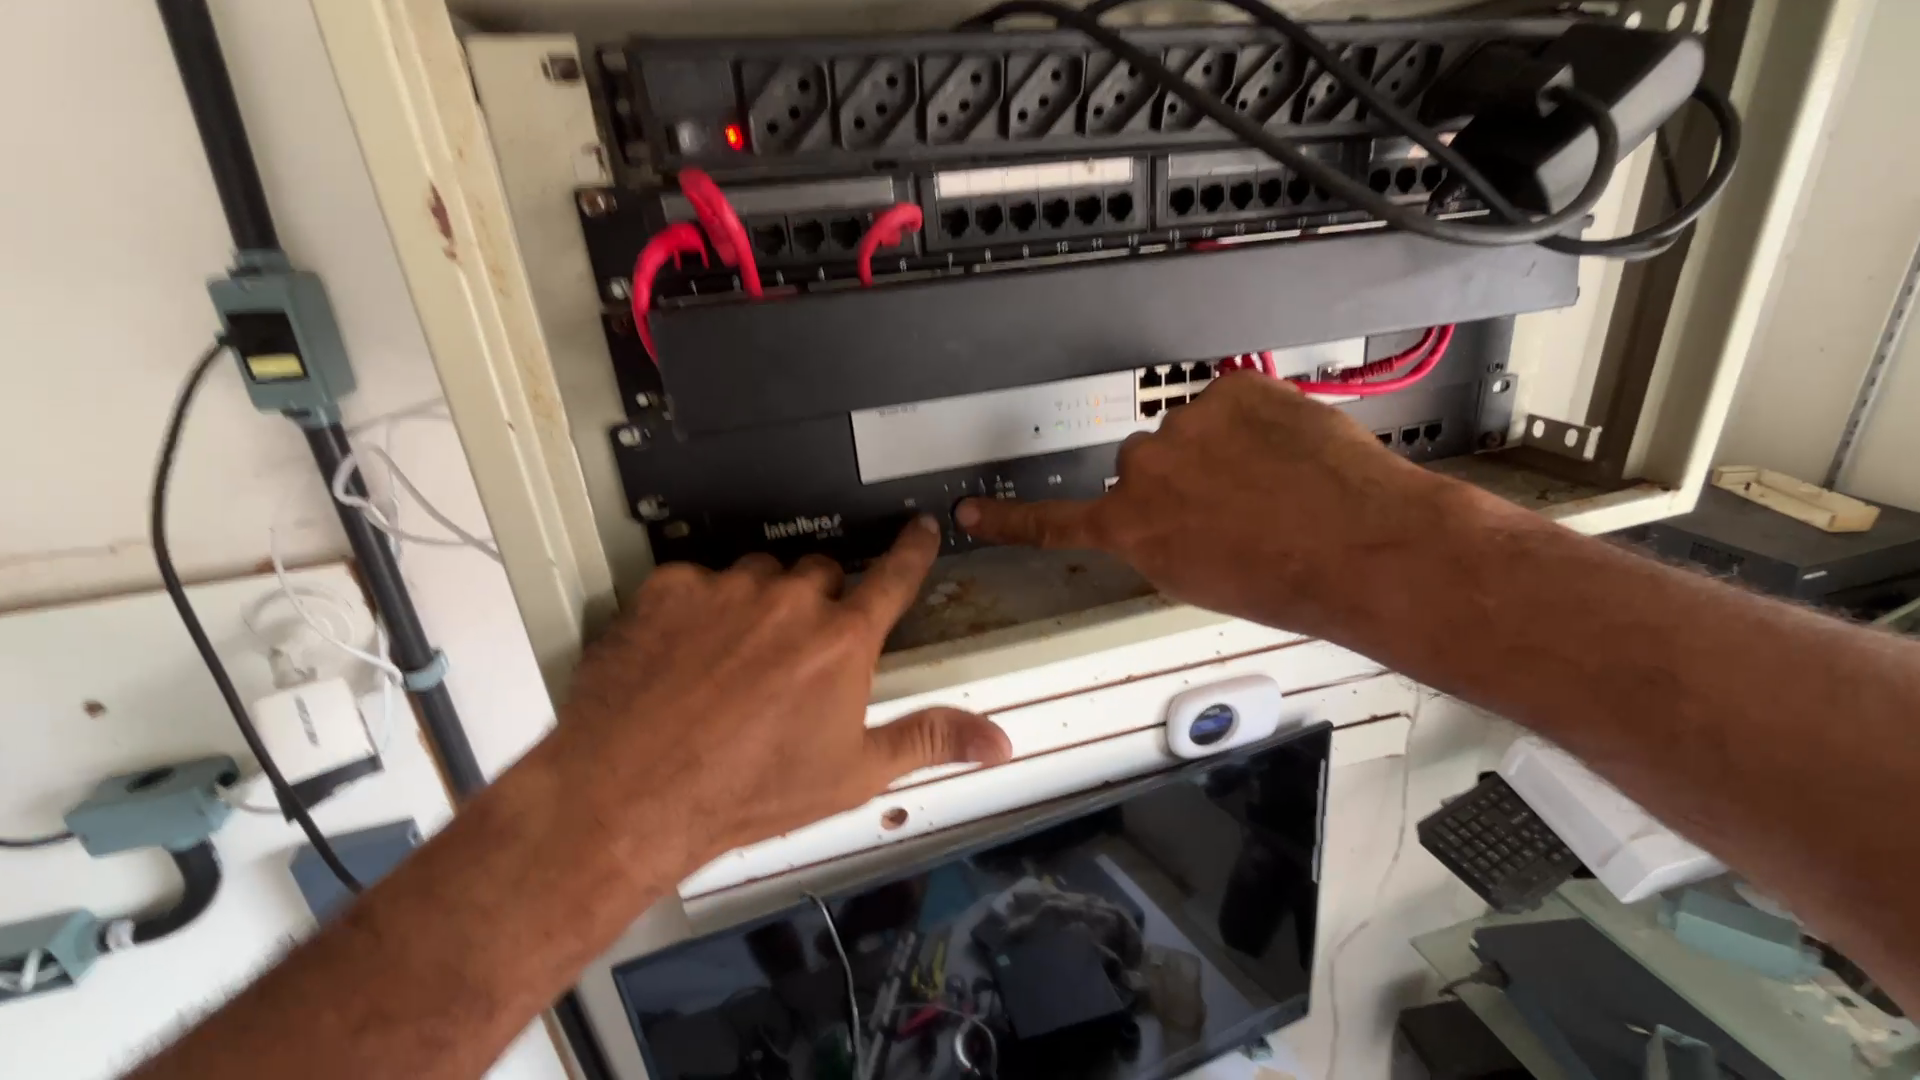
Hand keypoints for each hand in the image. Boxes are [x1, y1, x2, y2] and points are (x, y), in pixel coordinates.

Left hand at [553, 518, 1011, 871]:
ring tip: (734, 659)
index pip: (894, 576)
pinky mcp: (669, 587)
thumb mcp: (853, 773)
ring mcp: (726, 588)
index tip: (920, 528)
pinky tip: (683, 656)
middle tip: (796, 653)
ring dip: (759, 604)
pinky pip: (699, 580)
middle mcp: (790, 600)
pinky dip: (699, 609)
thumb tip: (996, 739)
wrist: (631, 795)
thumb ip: (929, 738)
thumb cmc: (749, 791)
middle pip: (822, 574)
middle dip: (819, 603)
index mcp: (843, 639)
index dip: (912, 550)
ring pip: (760, 575)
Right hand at [956, 373, 1458, 637]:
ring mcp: (1187, 425)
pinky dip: (1250, 421)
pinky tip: (1283, 451)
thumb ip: (1153, 544)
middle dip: (1173, 479)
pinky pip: (1227, 401)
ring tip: (1268, 481)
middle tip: (1228, 505)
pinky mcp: (1232, 391)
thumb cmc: (1287, 582)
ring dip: (1216, 448)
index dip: (1008, 518)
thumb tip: (1152, 522)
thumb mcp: (1196, 581)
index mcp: (1131, 528)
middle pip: (1139, 464)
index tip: (971, 510)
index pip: (1053, 522)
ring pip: (1187, 430)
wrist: (1364, 546)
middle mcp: (1145, 472)